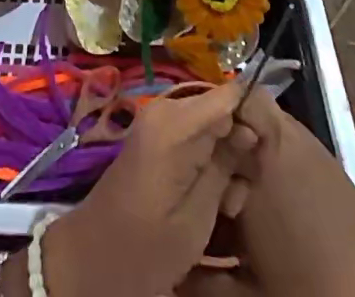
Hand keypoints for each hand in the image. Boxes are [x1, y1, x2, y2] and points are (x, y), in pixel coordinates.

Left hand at [42, 82, 259, 296]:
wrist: (90, 262)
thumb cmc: (145, 248)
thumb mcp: (197, 214)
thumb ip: (225, 164)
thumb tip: (250, 128)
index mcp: (175, 121)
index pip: (232, 93)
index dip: (254, 118)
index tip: (264, 155)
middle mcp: (167, 109)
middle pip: (224, 108)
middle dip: (240, 144)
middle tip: (242, 190)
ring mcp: (160, 121)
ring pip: (215, 124)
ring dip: (227, 159)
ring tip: (229, 204)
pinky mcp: (158, 137)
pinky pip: (197, 135)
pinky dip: (210, 161)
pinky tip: (215, 199)